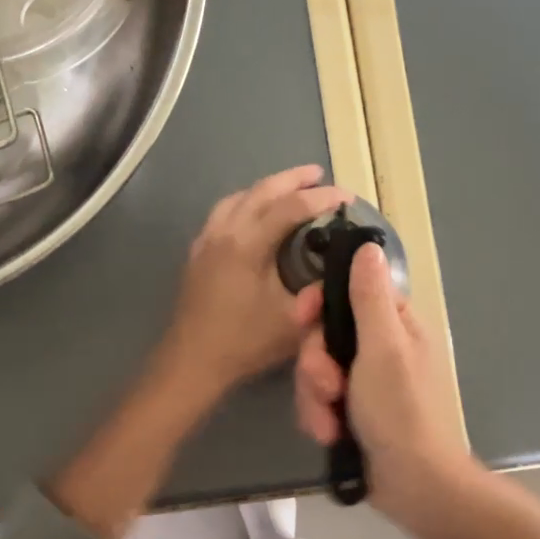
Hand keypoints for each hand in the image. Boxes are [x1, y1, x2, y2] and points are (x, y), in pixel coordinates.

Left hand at [160, 166, 352, 395]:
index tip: (347, 197)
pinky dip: (246, 203)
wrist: (192, 363)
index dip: (321, 198)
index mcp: (247, 244)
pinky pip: (224, 213)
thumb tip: (343, 271)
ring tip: (290, 189)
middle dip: (292, 180)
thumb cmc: (243, 343)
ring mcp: (206, 241)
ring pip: (238, 198)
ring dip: (266, 188)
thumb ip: (319, 292)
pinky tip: (256, 215)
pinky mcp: (197, 254)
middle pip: (261, 191)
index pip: (290, 207)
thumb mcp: (293, 321)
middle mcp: (224, 232)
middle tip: (319, 175)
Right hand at [292, 241, 466, 489]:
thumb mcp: (383, 347)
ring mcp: (363, 381)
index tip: (300, 317)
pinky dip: (319, 417)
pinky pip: (317, 400)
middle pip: (323, 335)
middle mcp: (378, 348)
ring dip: (315, 396)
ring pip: (316, 370)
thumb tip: (368, 246)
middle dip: (315, 363)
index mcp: (394, 325)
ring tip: (329, 421)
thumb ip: (369, 297)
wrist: (410, 483)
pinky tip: (329, 434)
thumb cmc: (400, 410)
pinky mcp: (349, 411)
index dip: (318, 304)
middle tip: (327, 386)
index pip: (346, 293)